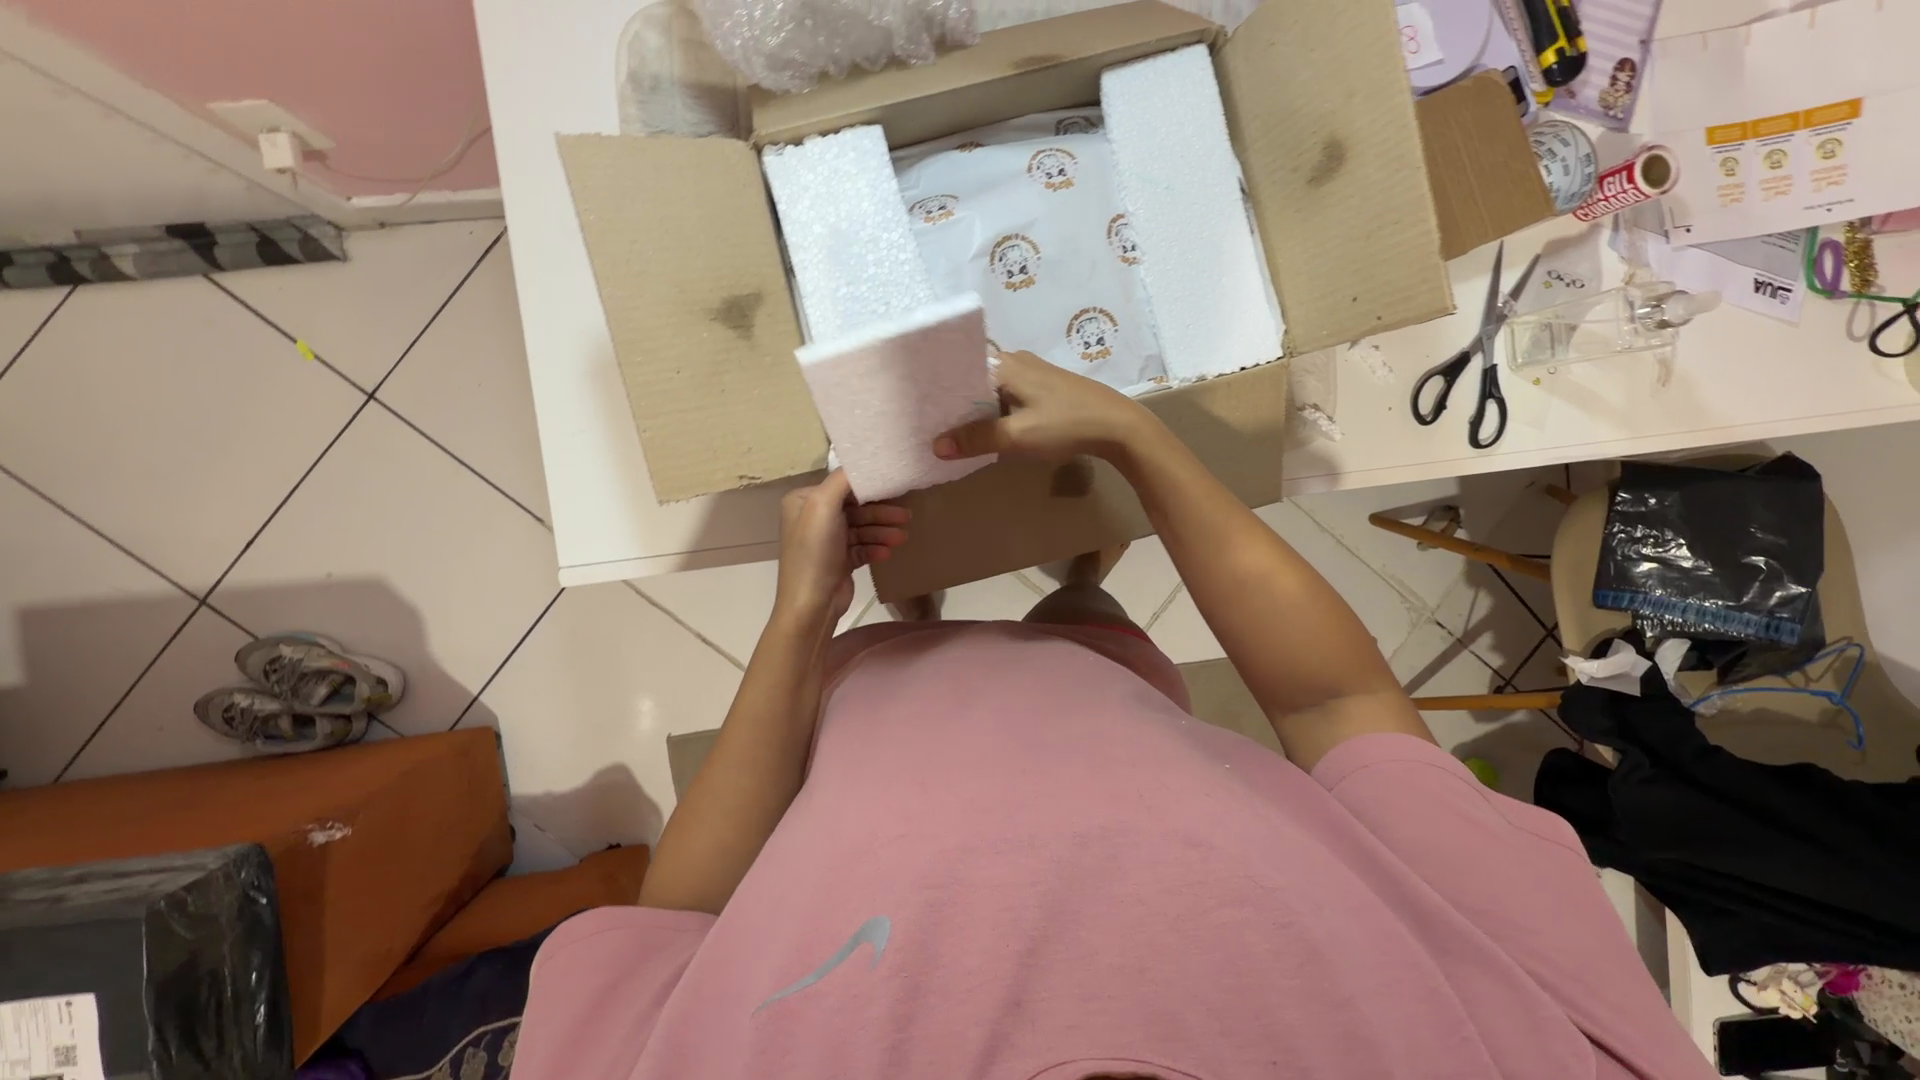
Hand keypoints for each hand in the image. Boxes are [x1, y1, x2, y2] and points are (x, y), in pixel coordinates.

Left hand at [774, 469, 909, 625]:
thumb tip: (864, 464)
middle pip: (855, 506)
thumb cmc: (814, 551)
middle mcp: (813, 517)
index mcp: (803, 500)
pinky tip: (888, 553)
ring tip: (902, 537)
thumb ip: (843, 480)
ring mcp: (827, 540)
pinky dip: (876, 548)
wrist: (811, 604)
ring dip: (882, 531)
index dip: (868, 486)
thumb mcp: (823, 505)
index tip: (895, 486)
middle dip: (880, 512)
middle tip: (906, 516)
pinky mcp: (839, 561)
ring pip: (862, 528)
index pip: (841, 485)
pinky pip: (863, 548)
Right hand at [931, 350, 1151, 462]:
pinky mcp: (1044, 388)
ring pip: (991, 389)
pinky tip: (985, 429)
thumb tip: (936, 447)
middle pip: (974, 378)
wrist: (1118, 426)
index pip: (960, 366)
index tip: (918, 404)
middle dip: (954, 400)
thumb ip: (976, 440)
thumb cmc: (1065, 424)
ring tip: (949, 429)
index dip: (939, 386)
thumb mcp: (1017, 437)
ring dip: (975, 408)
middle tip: (928, 422)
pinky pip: (1007, 396)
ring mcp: (1032, 373)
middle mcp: (1015, 361)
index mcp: (1005, 364)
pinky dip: (993, 411)